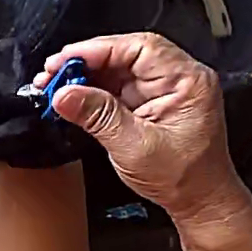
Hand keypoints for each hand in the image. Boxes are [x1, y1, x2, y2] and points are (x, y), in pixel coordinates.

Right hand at [33, 33, 244, 224]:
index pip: (139, 48)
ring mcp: (160, 90)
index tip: (65, 60)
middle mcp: (175, 79)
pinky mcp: (146, 103)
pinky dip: (90, 91)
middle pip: (124, 55)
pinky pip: (114, 87)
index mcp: (186, 81)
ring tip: (54, 85)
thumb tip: (64, 95)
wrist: (198, 202)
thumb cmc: (185, 178)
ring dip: (83, 76)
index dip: (98, 49)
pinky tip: (70, 97)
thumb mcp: (135, 147)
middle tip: (53, 72)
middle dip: (85, 62)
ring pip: (115, 69)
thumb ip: (99, 117)